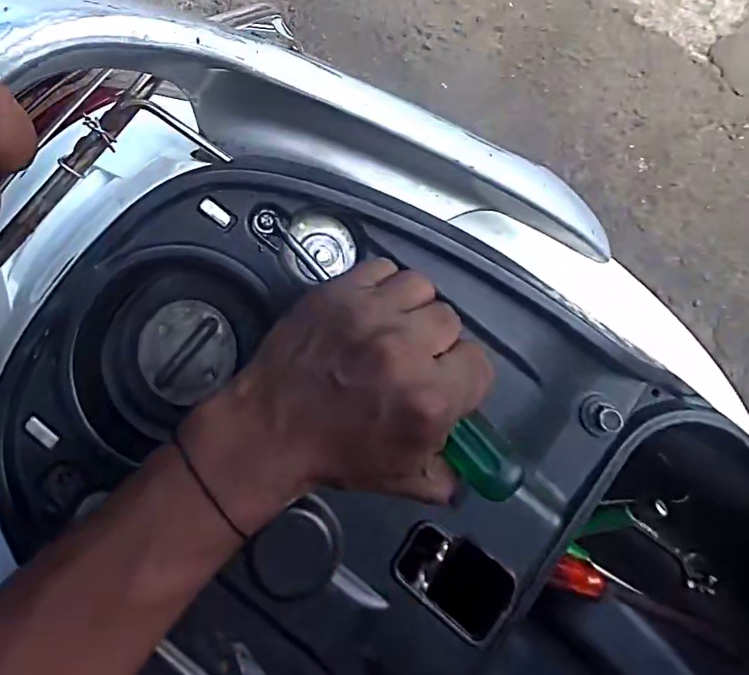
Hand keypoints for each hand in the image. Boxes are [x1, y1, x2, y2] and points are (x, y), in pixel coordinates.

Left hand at [178, 260, 494, 527]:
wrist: (269, 426)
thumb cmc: (332, 453)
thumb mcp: (400, 480)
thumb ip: (445, 474)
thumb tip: (466, 466)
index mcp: (427, 398)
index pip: (479, 364)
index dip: (464, 375)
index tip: (447, 380)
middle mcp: (404, 347)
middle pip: (449, 321)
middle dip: (436, 341)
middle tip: (414, 356)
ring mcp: (369, 313)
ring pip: (420, 287)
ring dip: (413, 307)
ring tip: (394, 325)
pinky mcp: (340, 291)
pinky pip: (383, 268)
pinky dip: (383, 284)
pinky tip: (372, 306)